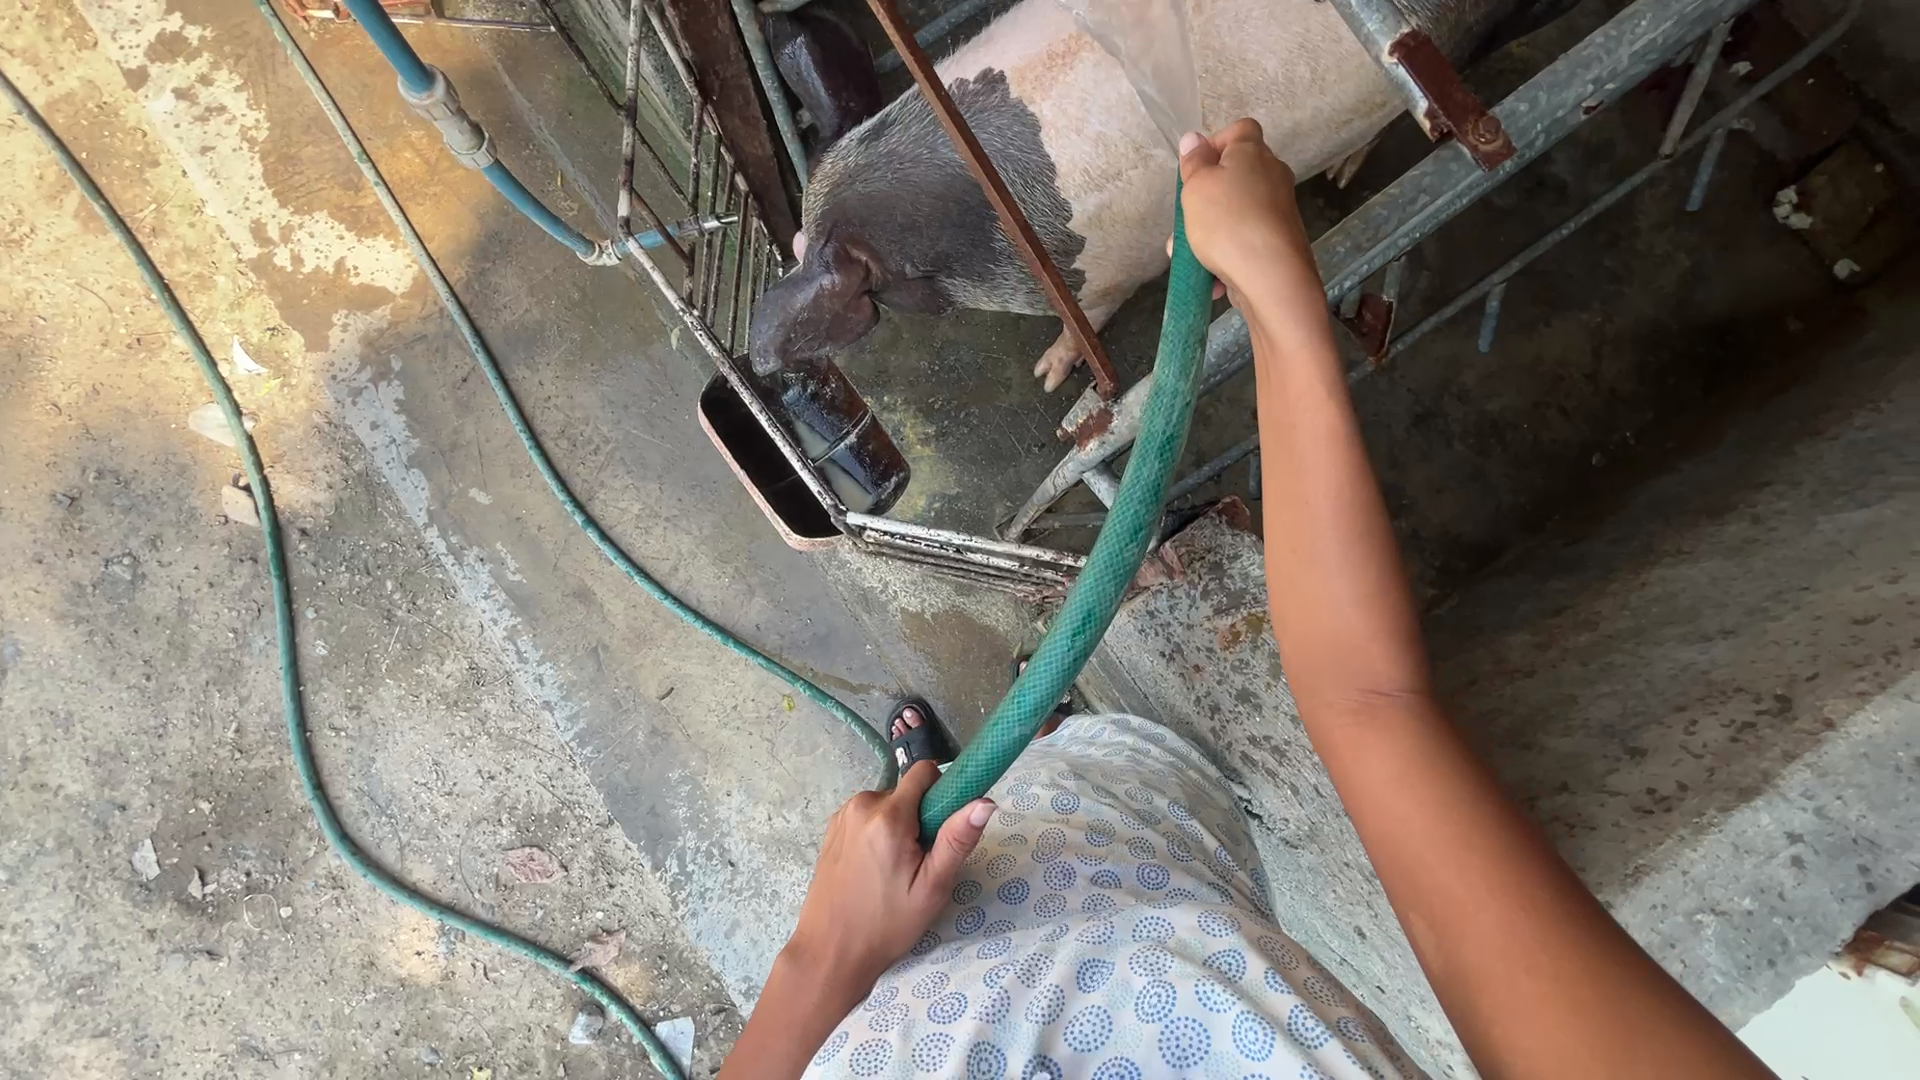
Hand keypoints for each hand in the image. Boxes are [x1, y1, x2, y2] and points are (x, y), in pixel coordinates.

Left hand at [783, 762, 994, 993]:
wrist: (830, 952)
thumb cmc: (886, 925)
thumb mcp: (931, 888)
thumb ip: (957, 840)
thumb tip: (985, 803)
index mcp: (889, 816)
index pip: (924, 772)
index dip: (941, 792)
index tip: (943, 827)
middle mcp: (863, 804)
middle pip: (907, 792)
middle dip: (919, 817)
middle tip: (918, 861)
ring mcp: (843, 814)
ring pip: (888, 803)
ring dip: (899, 825)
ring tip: (895, 868)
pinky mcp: (832, 826)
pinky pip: (868, 814)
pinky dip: (878, 831)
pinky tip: (874, 867)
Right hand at [1172, 119, 1316, 309]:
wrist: (1270, 274)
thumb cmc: (1227, 222)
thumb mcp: (1197, 188)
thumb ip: (1193, 163)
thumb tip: (1193, 139)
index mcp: (1252, 152)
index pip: (1239, 130)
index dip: (1214, 145)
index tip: (1195, 171)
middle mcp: (1272, 174)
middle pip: (1234, 177)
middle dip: (1206, 200)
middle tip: (1186, 223)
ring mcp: (1278, 209)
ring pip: (1236, 213)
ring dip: (1211, 233)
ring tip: (1193, 259)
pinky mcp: (1279, 239)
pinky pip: (1245, 239)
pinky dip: (1228, 253)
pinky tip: (1214, 276)